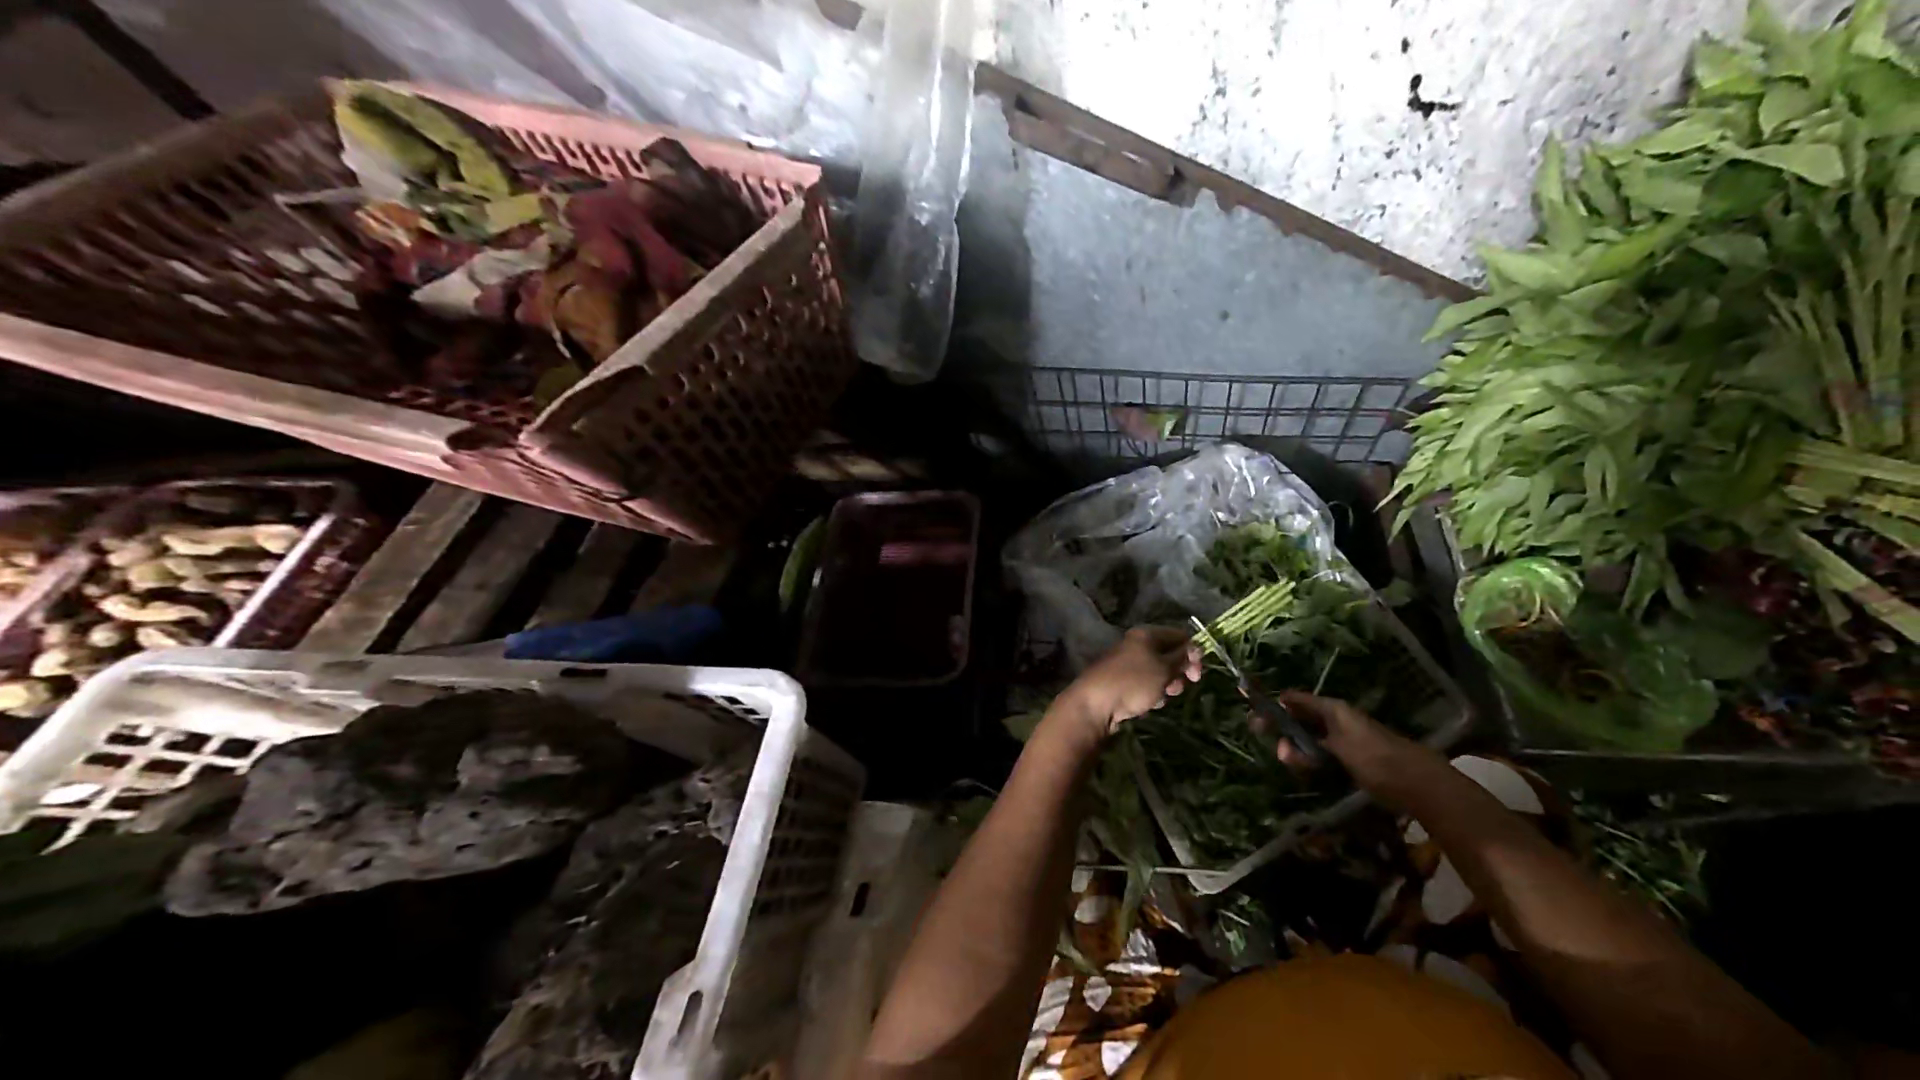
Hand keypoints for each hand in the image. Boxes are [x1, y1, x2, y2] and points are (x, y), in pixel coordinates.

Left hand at [1055, 627, 1202, 740]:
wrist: (1095, 704)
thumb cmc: (1133, 682)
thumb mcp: (1163, 668)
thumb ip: (1182, 657)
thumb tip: (1193, 647)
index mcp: (1146, 634)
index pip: (1179, 636)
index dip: (1192, 652)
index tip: (1197, 673)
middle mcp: (1137, 645)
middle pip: (1170, 655)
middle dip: (1179, 672)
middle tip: (1177, 687)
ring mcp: (1129, 664)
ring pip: (1160, 673)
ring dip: (1166, 686)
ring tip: (1161, 697)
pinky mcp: (1124, 683)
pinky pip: (1148, 685)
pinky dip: (1153, 694)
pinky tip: (1149, 704)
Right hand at [1271, 691, 1447, 805]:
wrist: (1420, 784)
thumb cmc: (1377, 758)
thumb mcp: (1338, 750)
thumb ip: (1307, 751)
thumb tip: (1282, 748)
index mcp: (1332, 709)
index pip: (1294, 700)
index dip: (1274, 706)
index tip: (1254, 718)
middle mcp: (1336, 719)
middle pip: (1300, 720)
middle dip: (1283, 731)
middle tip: (1270, 744)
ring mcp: (1344, 739)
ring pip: (1309, 739)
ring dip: (1296, 750)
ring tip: (1289, 762)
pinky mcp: (1351, 759)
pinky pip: (1321, 755)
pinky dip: (1310, 761)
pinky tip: (1305, 770)